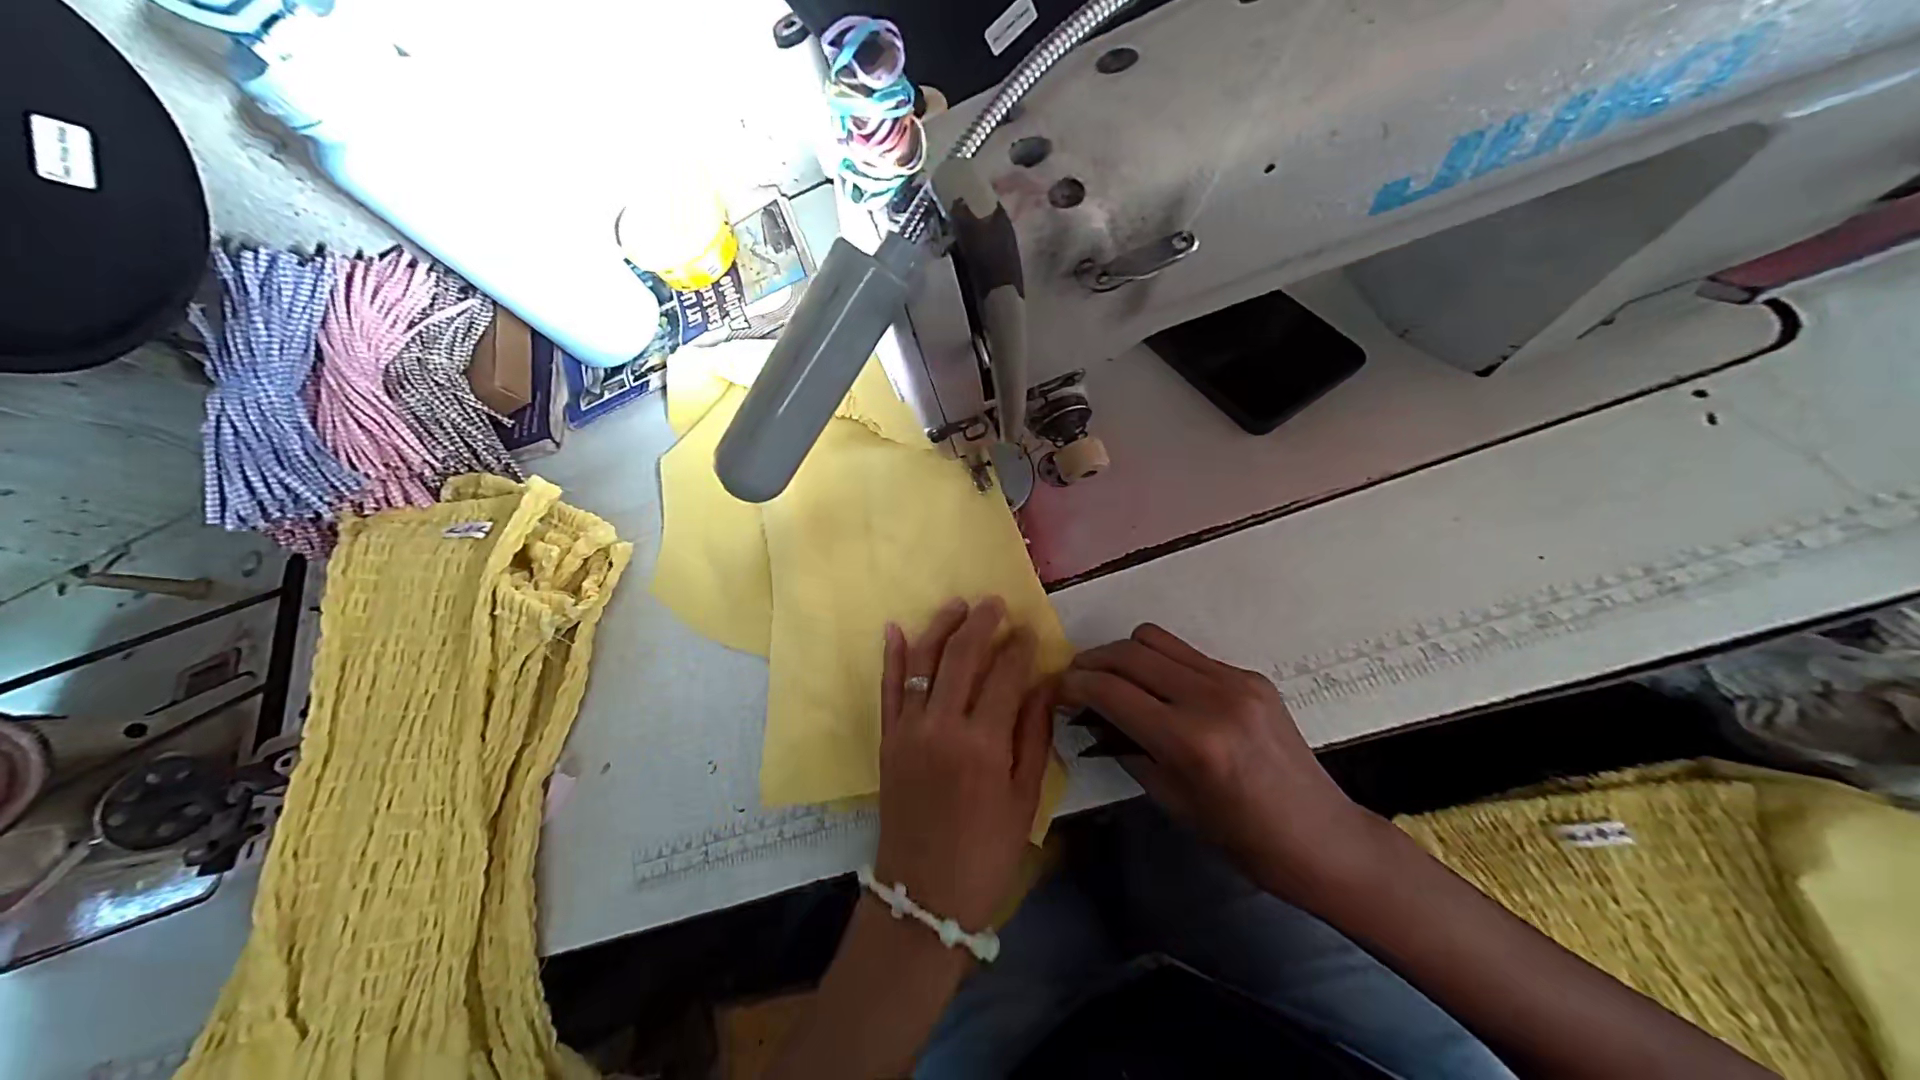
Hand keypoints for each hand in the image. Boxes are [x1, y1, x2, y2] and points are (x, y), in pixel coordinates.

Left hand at [875, 596, 1053, 930]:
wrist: (924, 894)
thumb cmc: (987, 851)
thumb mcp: (1025, 798)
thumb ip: (1034, 735)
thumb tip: (1045, 683)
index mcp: (983, 744)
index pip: (1006, 675)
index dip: (1020, 648)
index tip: (1030, 630)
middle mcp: (942, 726)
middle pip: (962, 657)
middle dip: (982, 623)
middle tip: (996, 603)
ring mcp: (908, 730)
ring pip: (923, 662)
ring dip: (941, 627)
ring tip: (958, 605)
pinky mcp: (886, 740)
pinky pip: (888, 688)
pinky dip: (892, 657)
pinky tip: (896, 629)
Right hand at [1059, 623, 1379, 905]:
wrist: (1322, 837)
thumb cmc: (1242, 839)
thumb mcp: (1171, 801)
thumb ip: (1126, 749)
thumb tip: (1091, 717)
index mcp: (1191, 741)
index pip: (1111, 690)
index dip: (1073, 686)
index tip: (1055, 691)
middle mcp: (1213, 698)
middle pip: (1129, 652)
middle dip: (1091, 662)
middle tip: (1076, 682)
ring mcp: (1236, 681)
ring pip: (1155, 639)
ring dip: (1123, 655)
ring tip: (1113, 680)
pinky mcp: (1250, 676)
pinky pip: (1187, 655)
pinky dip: (1160, 665)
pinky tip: (1160, 693)